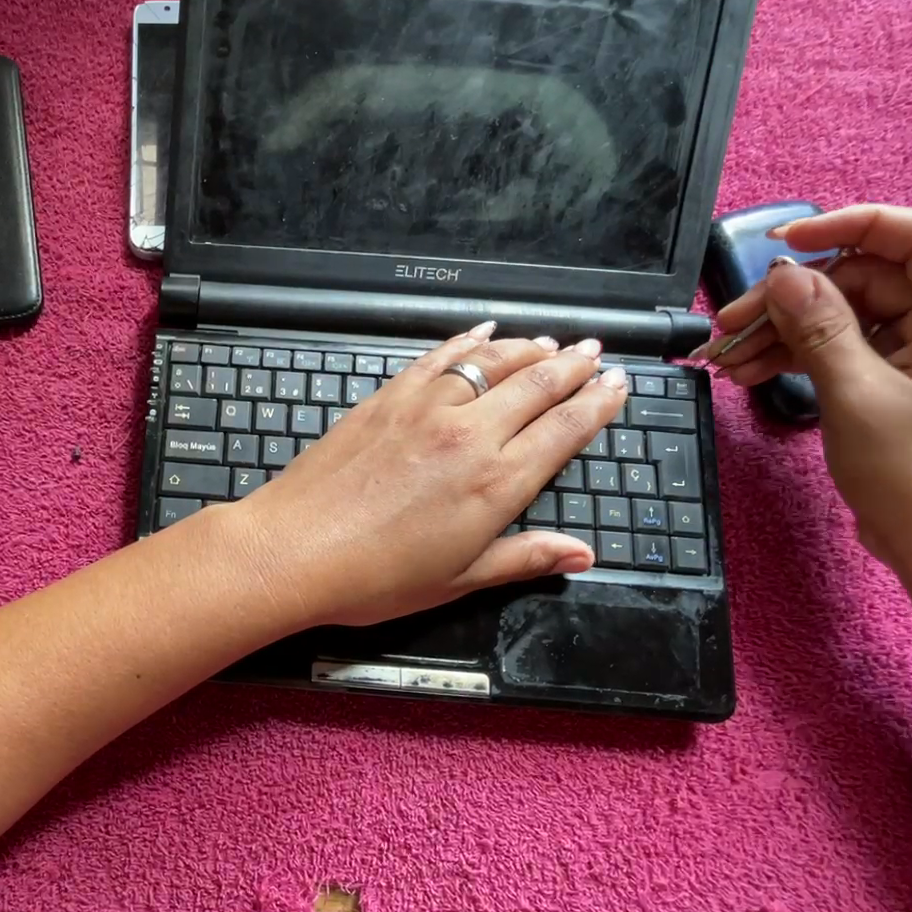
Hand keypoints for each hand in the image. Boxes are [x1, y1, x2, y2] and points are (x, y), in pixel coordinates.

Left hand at [224, 324, 627, 626]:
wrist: (294, 550)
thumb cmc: (374, 577)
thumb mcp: (457, 580)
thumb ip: (522, 559)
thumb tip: (582, 555)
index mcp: (496, 483)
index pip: (566, 430)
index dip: (599, 404)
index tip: (618, 384)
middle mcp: (469, 434)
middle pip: (537, 384)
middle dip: (574, 365)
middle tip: (595, 352)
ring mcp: (424, 408)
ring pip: (491, 362)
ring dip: (527, 348)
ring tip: (551, 342)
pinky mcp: (385, 399)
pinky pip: (437, 358)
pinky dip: (465, 341)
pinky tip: (481, 332)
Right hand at [701, 204, 911, 591]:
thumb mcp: (857, 396)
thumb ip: (820, 328)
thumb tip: (786, 275)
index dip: (850, 226)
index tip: (781, 244)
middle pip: (868, 281)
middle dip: (793, 299)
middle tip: (727, 327)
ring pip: (848, 319)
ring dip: (784, 333)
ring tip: (726, 361)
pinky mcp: (903, 386)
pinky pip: (847, 352)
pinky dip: (799, 359)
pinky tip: (751, 375)